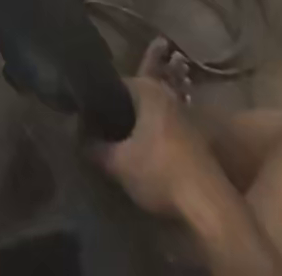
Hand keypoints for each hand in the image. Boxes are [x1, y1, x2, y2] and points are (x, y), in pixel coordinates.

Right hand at [92, 40, 216, 217]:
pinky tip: (144, 148)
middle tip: (101, 128)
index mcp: (148, 89)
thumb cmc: (158, 170)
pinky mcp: (193, 132)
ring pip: (153, 109)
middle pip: (136, 95)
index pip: (117, 83)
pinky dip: (153, 131)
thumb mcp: (118, 163)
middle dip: (120, 109)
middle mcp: (166, 93)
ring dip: (138, 121)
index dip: (100, 100)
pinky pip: (165, 123)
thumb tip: (77, 137)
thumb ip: (95, 148)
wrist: (204, 197)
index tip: (88, 116)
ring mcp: (183, 111)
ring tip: (120, 139)